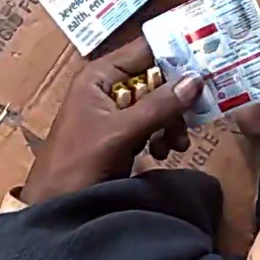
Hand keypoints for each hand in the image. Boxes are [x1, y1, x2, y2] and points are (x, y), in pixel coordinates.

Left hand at [21, 38, 202, 203]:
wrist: (52, 210)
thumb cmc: (78, 164)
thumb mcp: (121, 133)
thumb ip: (158, 106)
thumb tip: (196, 78)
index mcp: (100, 75)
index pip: (144, 49)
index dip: (175, 51)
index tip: (207, 58)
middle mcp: (107, 87)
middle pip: (155, 77)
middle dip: (176, 97)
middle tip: (195, 114)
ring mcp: (113, 111)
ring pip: (157, 102)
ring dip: (171, 120)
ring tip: (175, 144)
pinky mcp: (119, 135)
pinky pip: (151, 124)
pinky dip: (162, 135)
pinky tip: (162, 152)